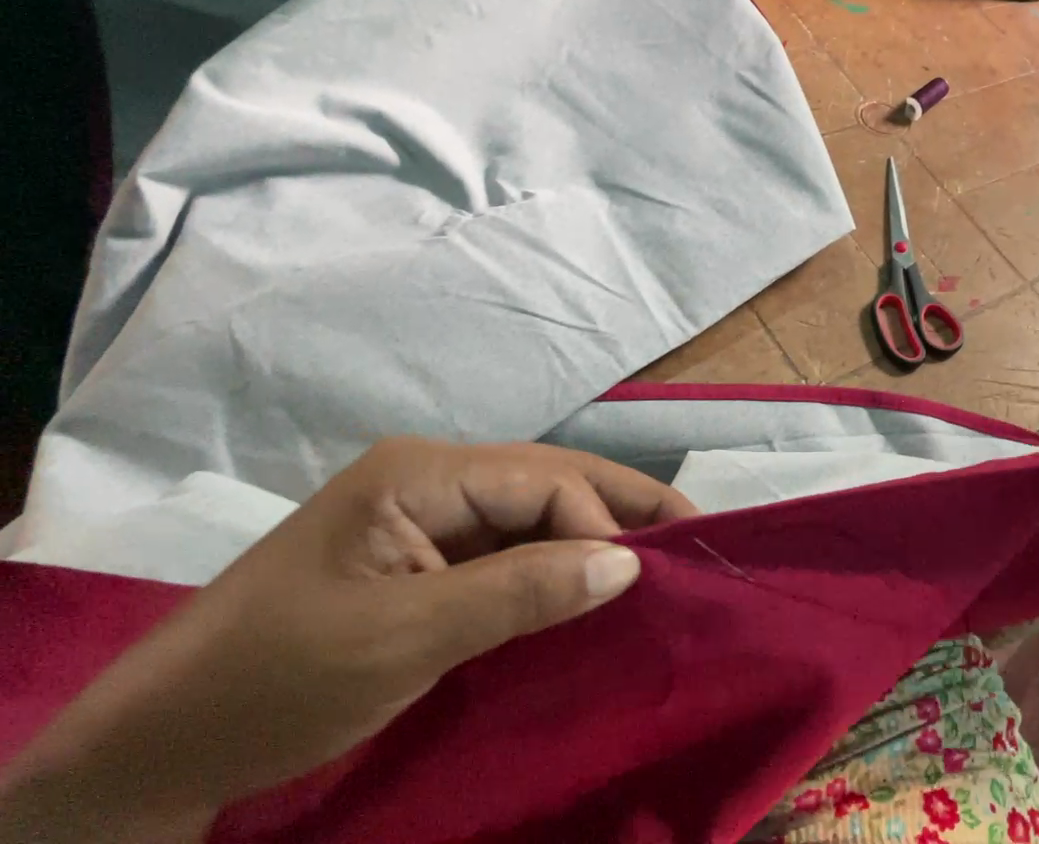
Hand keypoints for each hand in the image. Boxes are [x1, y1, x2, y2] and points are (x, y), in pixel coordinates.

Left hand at [0, 438, 697, 841]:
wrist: (157, 749)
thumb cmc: (274, 682)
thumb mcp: (404, 638)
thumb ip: (521, 591)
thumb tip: (631, 562)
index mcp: (418, 474)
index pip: (544, 480)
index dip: (604, 521)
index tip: (650, 577)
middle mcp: (431, 478)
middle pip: (552, 481)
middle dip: (623, 509)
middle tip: (696, 536)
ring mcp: (427, 517)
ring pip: (539, 513)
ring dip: (596, 538)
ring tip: (661, 561)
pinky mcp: (426, 557)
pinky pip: (513, 548)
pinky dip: (560, 566)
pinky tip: (596, 586)